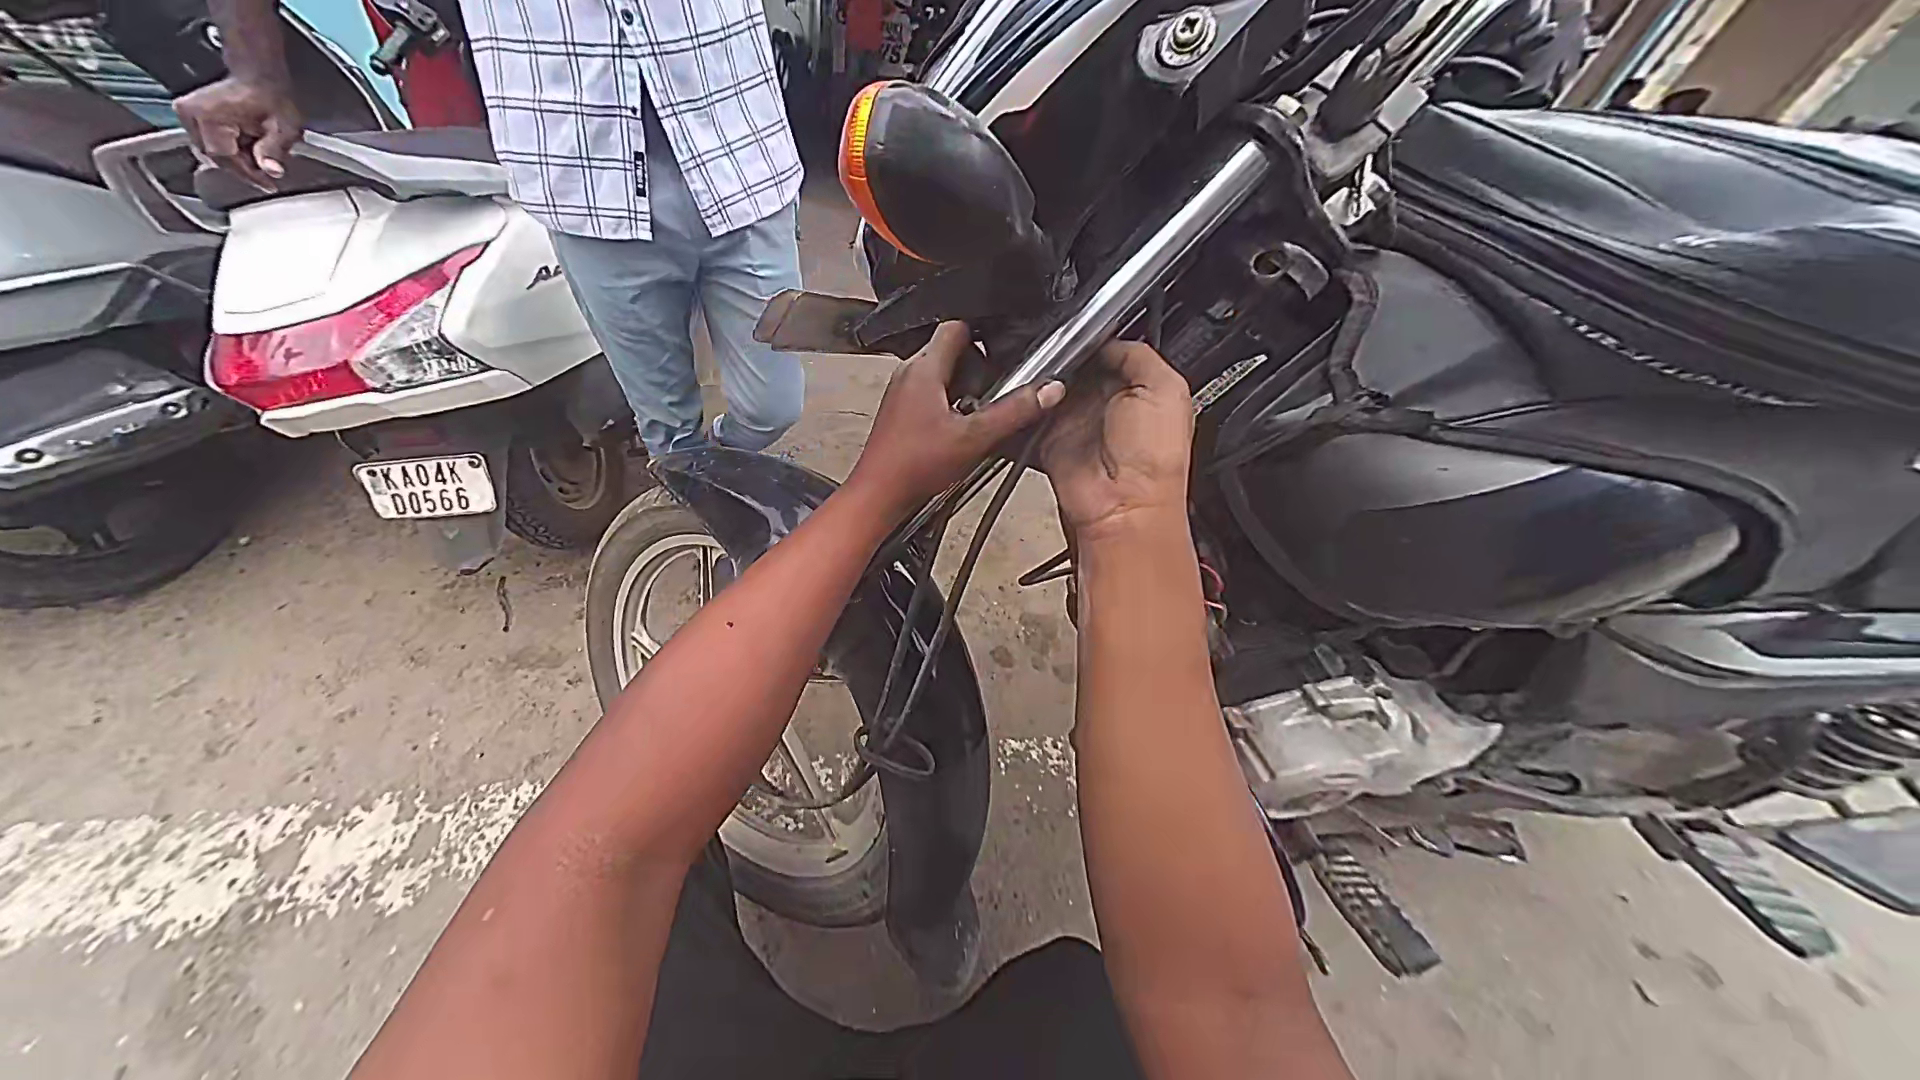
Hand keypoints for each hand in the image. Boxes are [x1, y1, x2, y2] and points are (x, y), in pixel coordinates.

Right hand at [174, 77, 303, 190]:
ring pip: (212, 152)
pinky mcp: (191, 115)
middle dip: (243, 169)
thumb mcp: (282, 130)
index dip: (248, 175)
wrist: (259, 80)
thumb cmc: (271, 100)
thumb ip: (274, 151)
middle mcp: (189, 113)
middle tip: (267, 173)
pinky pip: (210, 142)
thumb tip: (272, 171)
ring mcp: (186, 113)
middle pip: (215, 156)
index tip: (268, 185)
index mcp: (207, 116)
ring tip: (260, 154)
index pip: (223, 157)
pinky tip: (248, 146)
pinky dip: (231, 150)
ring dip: (238, 160)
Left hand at [845, 322, 1064, 522]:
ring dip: (965, 389)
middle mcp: (909, 374)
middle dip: (978, 368)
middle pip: (952, 351)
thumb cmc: (912, 466)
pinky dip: (950, 406)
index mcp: (924, 368)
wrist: (880, 495)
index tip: (1004, 353)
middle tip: (995, 392)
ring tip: (978, 415)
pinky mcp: (901, 414)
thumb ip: (1014, 412)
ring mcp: (902, 394)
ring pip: (942, 375)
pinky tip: (960, 432)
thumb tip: (1048, 391)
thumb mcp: (974, 438)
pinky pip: (931, 396)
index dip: (984, 334)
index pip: (957, 326)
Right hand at [1040, 340, 1192, 542]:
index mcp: (1135, 388)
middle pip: (1073, 365)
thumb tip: (1109, 340)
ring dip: (1044, 379)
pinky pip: (1030, 416)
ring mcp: (1075, 421)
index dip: (1093, 339)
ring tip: (1045, 374)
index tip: (1081, 331)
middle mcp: (1103, 403)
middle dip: (1064, 355)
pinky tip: (1028, 395)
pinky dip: (1025, 406)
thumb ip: (1138, 355)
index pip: (1106, 350)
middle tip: (1060, 352)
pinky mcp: (1050, 440)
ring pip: (1049, 386)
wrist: (1123, 504)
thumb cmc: (1154, 459)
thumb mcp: (1166, 388)